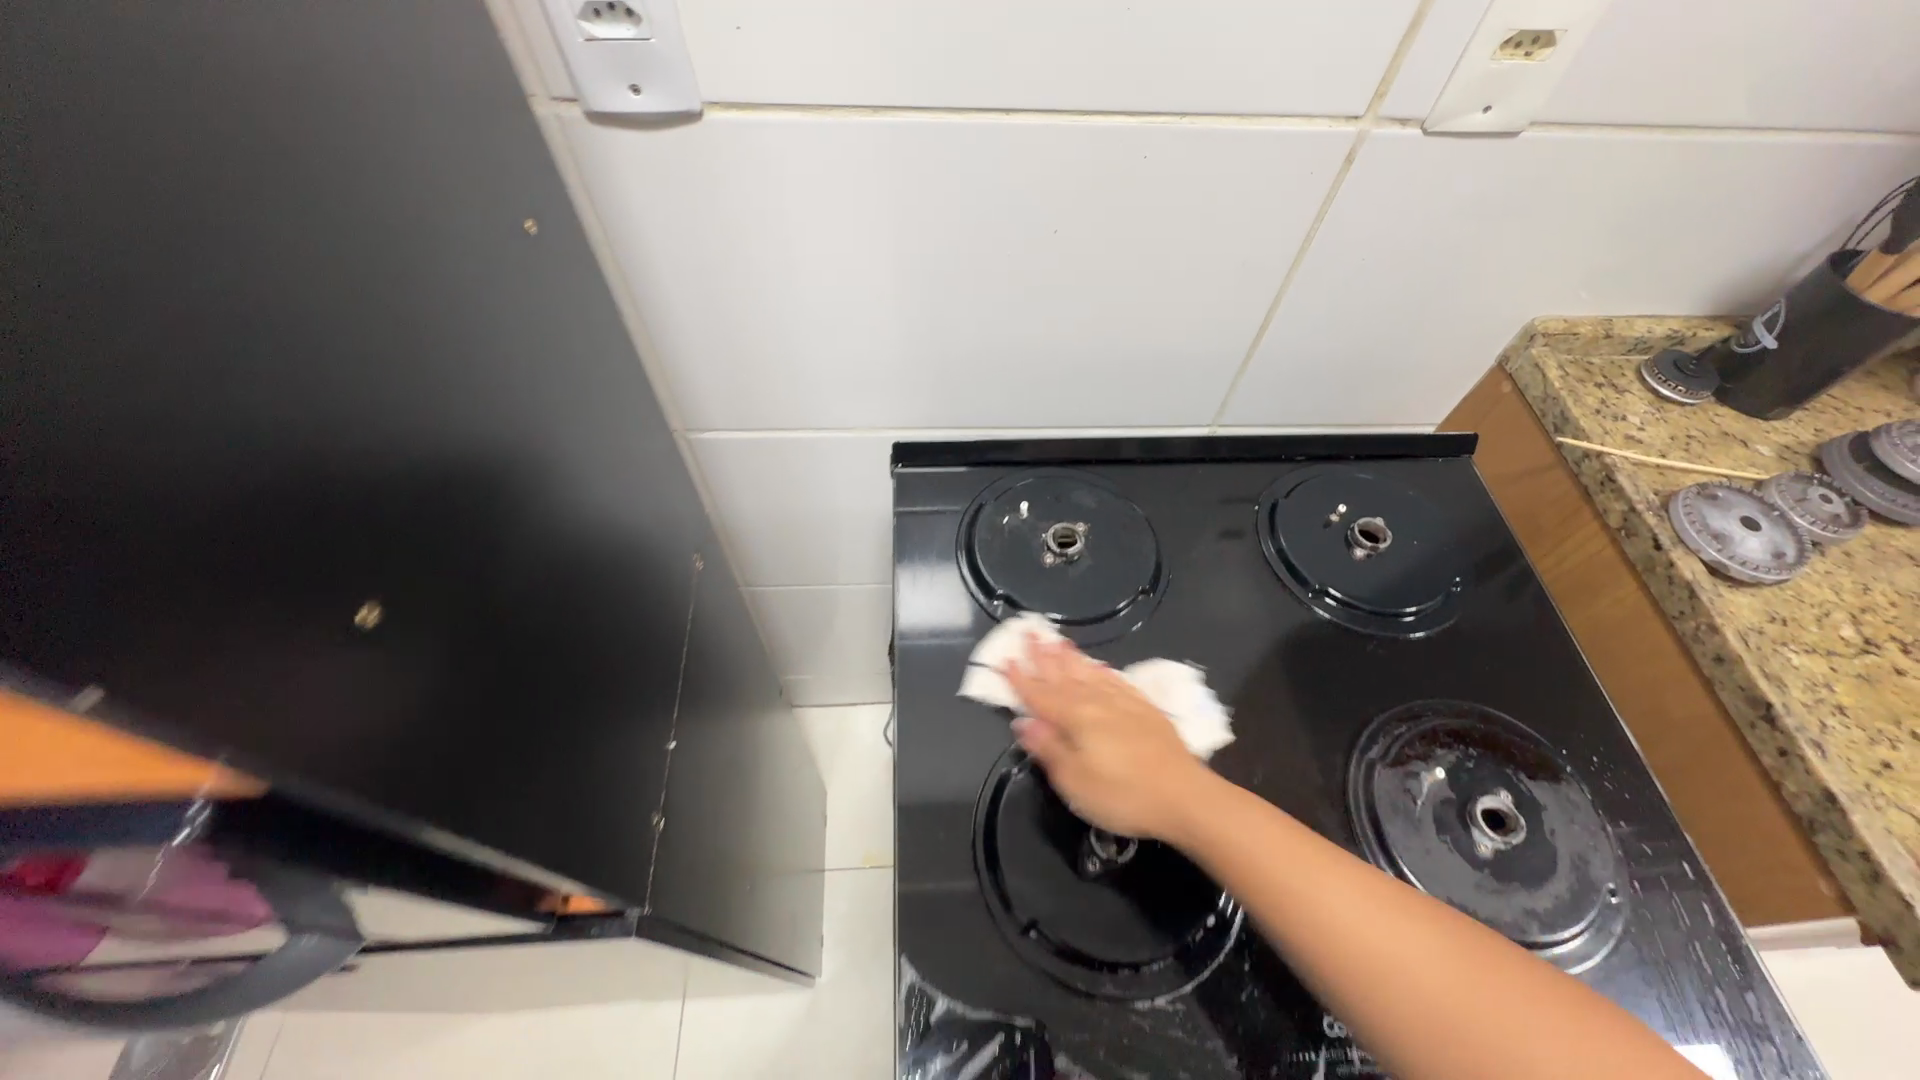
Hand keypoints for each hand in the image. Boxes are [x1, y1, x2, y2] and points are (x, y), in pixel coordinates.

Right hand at [1001, 635, 1214, 842]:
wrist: (1184, 797)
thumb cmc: (1122, 795)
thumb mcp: (1074, 780)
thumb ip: (1048, 748)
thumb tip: (1023, 722)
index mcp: (1075, 718)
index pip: (1040, 695)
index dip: (1021, 679)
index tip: (1005, 659)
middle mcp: (1097, 703)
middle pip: (1064, 675)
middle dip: (1044, 655)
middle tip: (1030, 631)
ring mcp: (1124, 704)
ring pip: (1090, 673)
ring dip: (1071, 658)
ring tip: (1058, 641)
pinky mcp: (1146, 710)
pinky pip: (1116, 681)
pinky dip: (1102, 671)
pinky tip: (1100, 667)